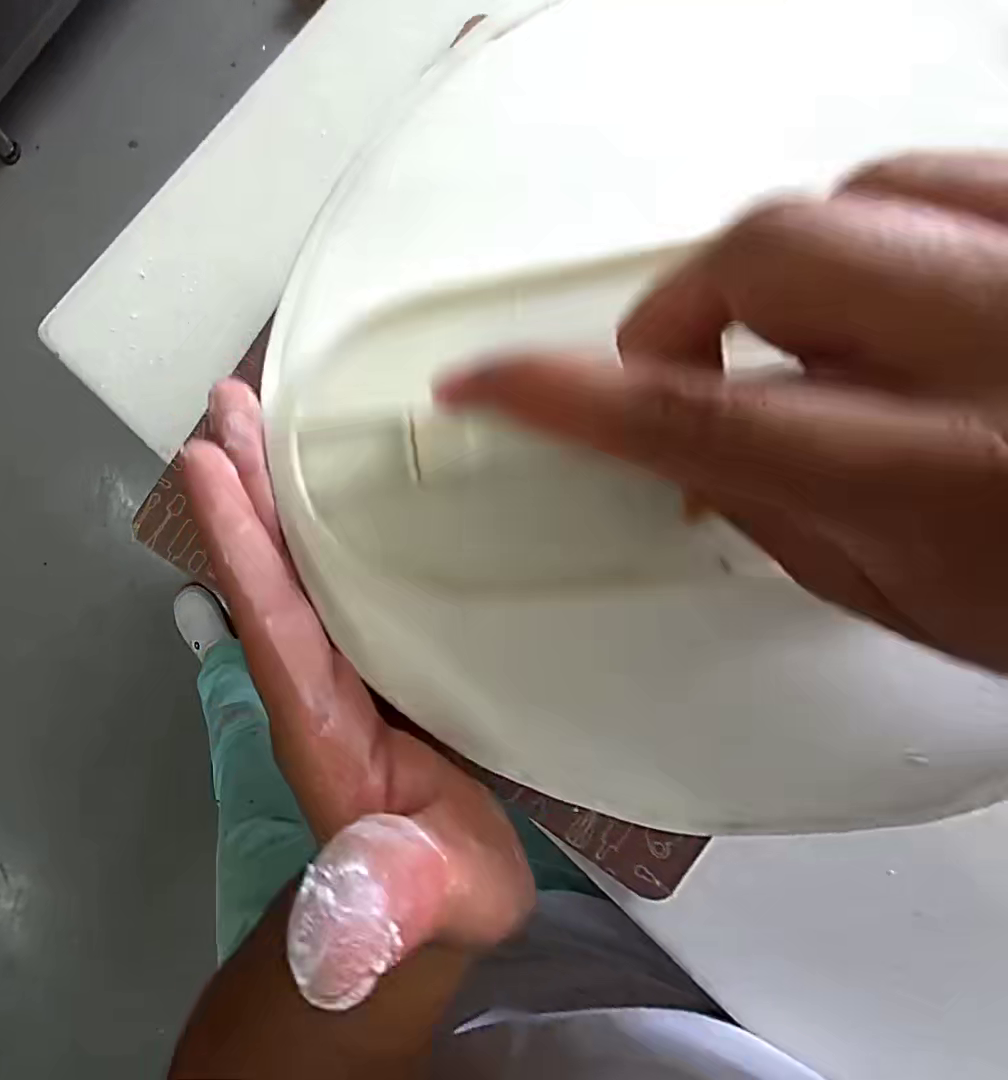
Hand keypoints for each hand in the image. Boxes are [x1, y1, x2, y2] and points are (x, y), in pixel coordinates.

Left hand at [180, 381, 532, 1011]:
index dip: (231, 532)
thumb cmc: (413, 889)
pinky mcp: (382, 642)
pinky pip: (352, 561)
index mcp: (308, 697)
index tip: (202, 455)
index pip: (262, 601)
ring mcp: (344, 643)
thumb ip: (370, 903)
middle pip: (270, 552)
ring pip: (303, 546)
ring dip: (282, 477)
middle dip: (245, 476)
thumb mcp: (405, 899)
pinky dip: (341, 510)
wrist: (427, 892)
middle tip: (228, 398)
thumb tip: (335, 937)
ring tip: (271, 405)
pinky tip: (353, 467)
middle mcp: (313, 654)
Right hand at [437, 152, 1007, 674]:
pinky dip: (897, 236)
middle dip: (684, 305)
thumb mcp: (896, 593)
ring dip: (788, 268)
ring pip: (868, 193)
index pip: (673, 414)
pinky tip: (907, 300)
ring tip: (805, 333)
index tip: (470, 383)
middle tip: (685, 364)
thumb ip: (765, 508)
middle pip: (769, 251)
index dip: (547, 392)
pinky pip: (974, 175)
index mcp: (927, 477)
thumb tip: (679, 453)